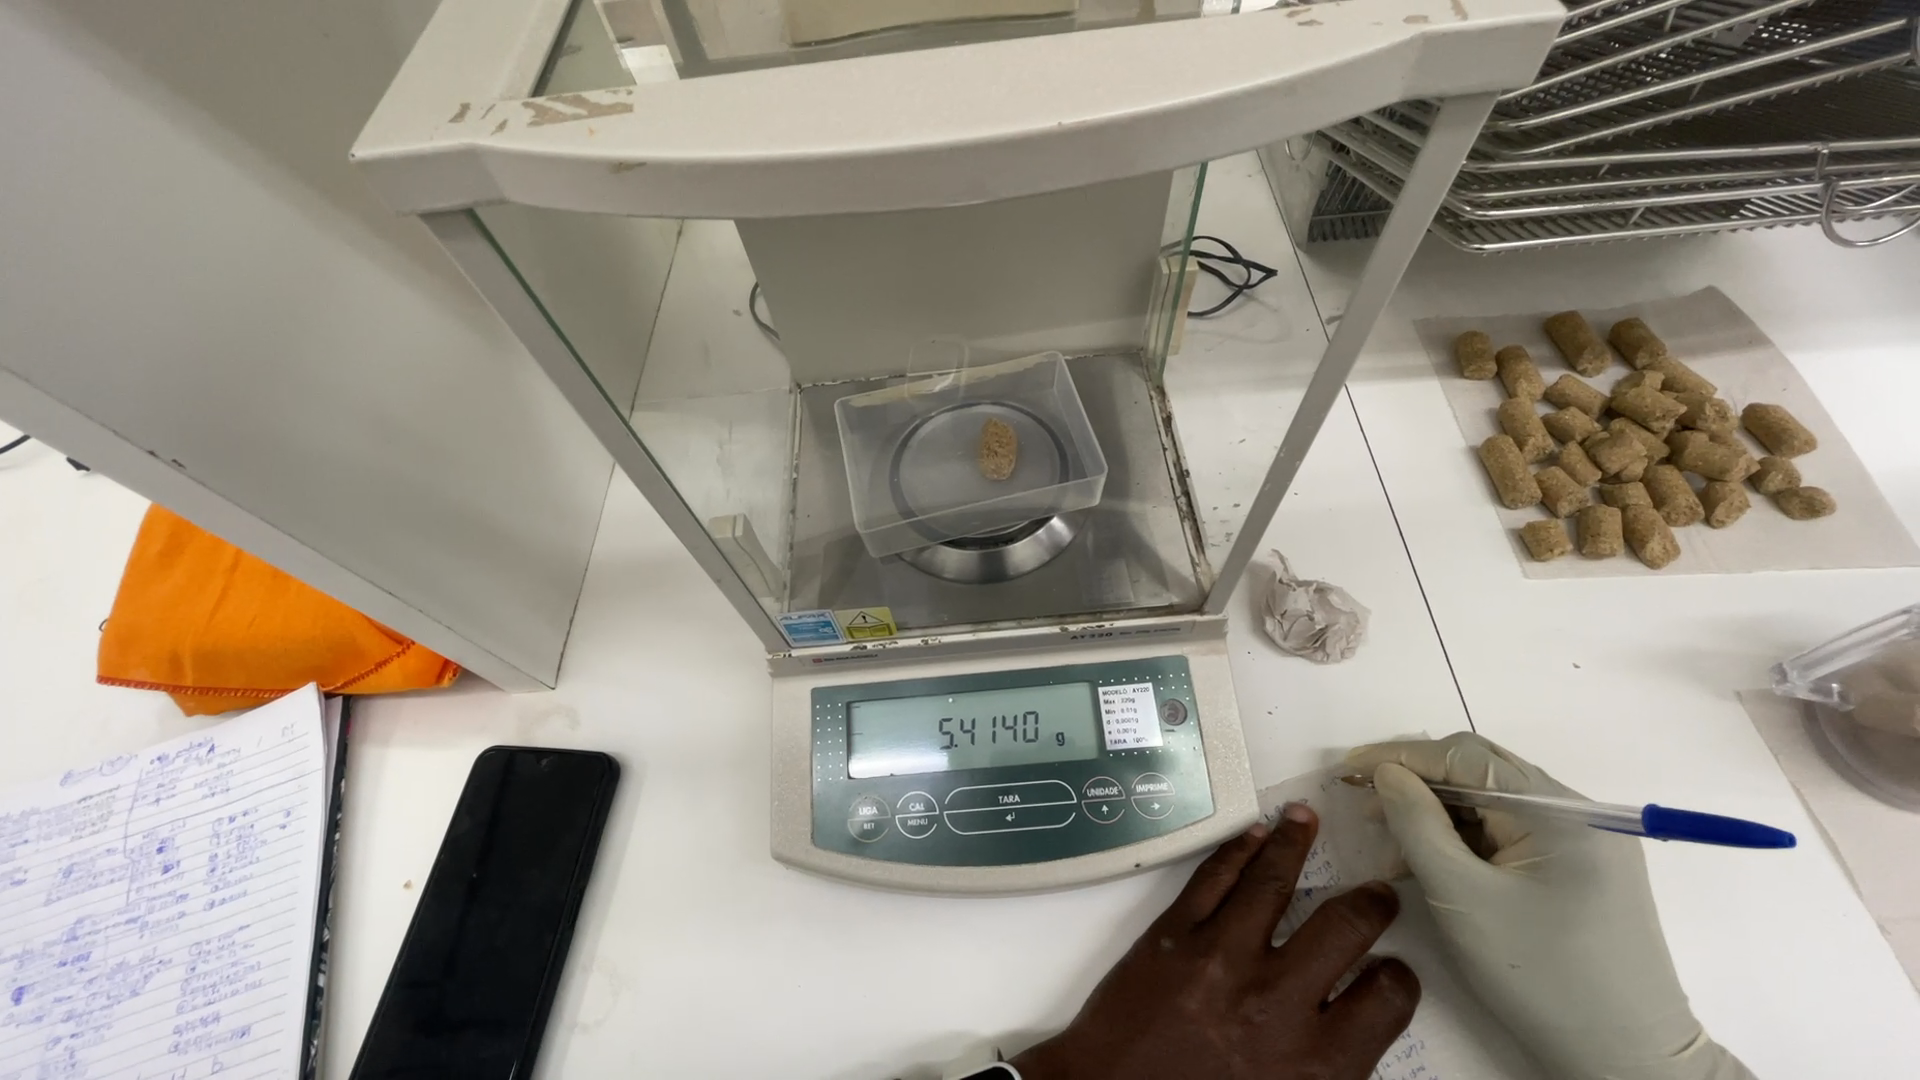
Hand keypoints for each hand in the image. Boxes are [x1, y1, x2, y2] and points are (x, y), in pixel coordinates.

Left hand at [1009, 805, 1418, 1079]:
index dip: (1397, 977)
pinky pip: (1213, 877)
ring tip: (1307, 818)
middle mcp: (1275, 1000)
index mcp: (1316, 1062)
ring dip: (1294, 843)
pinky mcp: (1173, 932)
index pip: (1385, 1000)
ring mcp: (1221, 955)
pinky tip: (1253, 834)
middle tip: (1378, 891)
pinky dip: (1237, 849)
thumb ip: (1323, 1063)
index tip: (1393, 965)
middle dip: (1370, 904)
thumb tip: (1348, 1024)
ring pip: (1272, 882)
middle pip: (1343, 927)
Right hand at [1347, 733, 1753, 1079]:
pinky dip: (1462, 835)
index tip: (1347, 770)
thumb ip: (1417, 822)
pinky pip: (1507, 830)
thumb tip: (1385, 773)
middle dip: (1415, 779)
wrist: (1627, 1061)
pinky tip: (1428, 857)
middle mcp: (1576, 814)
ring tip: (1389, 835)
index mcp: (1558, 811)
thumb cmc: (1537, 973)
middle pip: (1478, 771)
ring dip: (1435, 809)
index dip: (1399, 756)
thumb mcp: (1460, 894)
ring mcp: (1581, 842)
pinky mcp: (1576, 869)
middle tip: (1364, 798)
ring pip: (1489, 800)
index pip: (1463, 756)